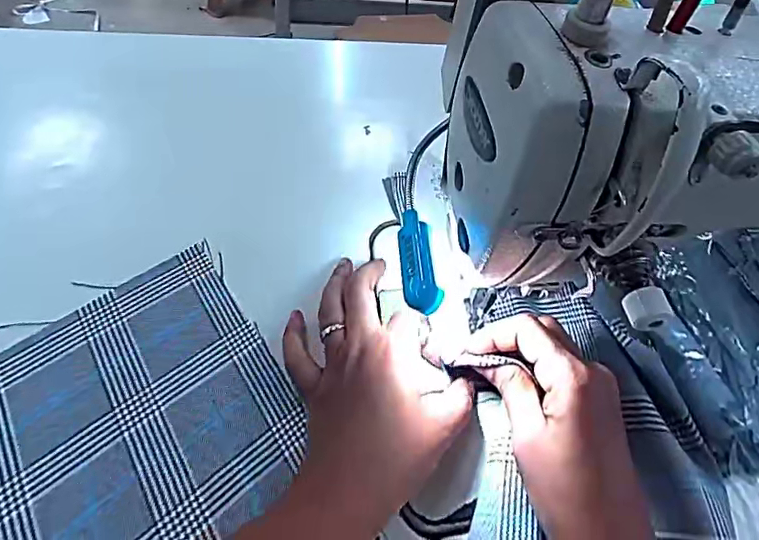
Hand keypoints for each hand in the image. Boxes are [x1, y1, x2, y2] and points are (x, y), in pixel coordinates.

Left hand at [236, 259, 473, 538]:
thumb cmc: (390, 462)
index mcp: (390, 353)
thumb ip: (460, 396)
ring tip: (341, 269)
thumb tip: (465, 382)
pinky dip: (293, 332)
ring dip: (334, 284)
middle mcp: (359, 348)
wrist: (348, 492)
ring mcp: (333, 364)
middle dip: (369, 272)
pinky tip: (295, 318)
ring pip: (328, 310)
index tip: (429, 339)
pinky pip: (297, 352)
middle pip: (359, 293)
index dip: (423, 325)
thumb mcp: (443, 427)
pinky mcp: (314, 385)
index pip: (409, 318)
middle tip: (378, 266)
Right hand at [464, 314, 650, 539]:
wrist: (612, 538)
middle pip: (541, 330)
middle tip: (476, 354)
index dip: (491, 334)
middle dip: (505, 337)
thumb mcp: (527, 437)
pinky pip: (564, 365)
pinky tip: (517, 380)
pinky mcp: (601, 400)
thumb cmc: (574, 500)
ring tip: (490, 367)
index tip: (469, 349)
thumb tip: (491, 361)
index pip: (526, 329)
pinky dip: (538, 364)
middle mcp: (593, 373)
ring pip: (552, 344)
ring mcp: (601, 386)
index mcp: (574, 377)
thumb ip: (510, 386)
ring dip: (520, 349)